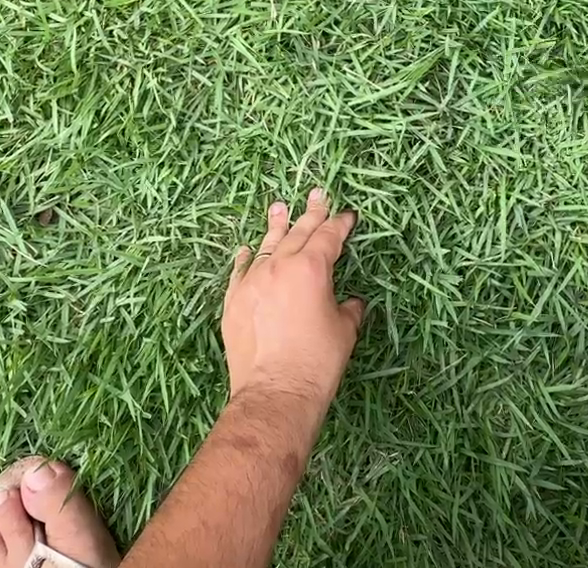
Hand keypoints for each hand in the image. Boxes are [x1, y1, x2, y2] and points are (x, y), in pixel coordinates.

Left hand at [222, 188, 365, 408]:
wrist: (274, 392)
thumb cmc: (318, 362)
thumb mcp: (345, 330)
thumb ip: (349, 309)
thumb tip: (353, 303)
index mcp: (312, 268)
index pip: (329, 236)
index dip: (341, 223)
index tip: (348, 215)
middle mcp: (280, 265)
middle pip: (299, 231)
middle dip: (311, 212)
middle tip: (317, 194)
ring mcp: (253, 281)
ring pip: (267, 244)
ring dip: (276, 225)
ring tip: (279, 206)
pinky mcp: (234, 301)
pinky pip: (240, 271)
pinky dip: (246, 258)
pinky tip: (248, 249)